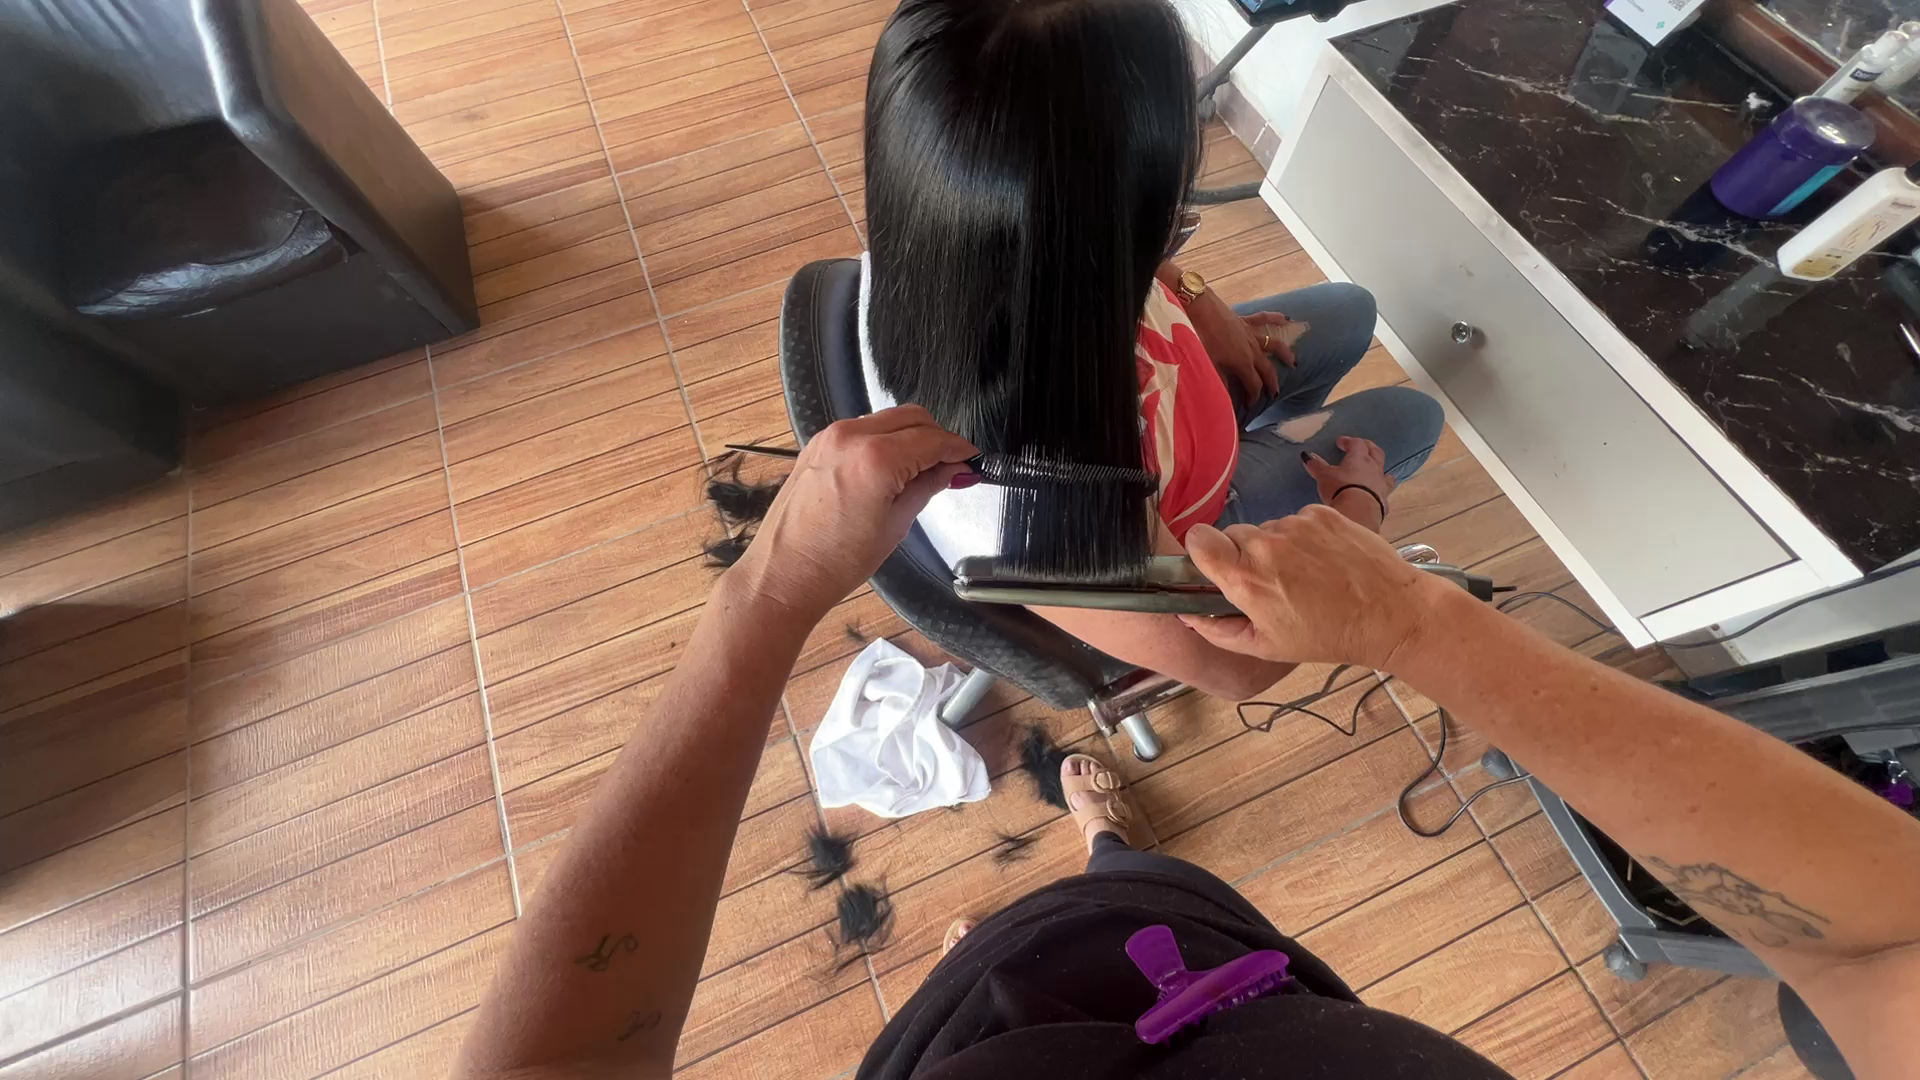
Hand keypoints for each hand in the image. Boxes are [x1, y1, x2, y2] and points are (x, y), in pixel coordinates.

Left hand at [729, 406, 976, 619]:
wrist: (785, 575)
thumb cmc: (832, 562)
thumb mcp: (897, 524)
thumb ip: (928, 486)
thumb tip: (952, 470)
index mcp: (875, 459)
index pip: (932, 439)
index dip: (958, 448)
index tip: (970, 459)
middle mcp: (850, 438)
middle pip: (913, 417)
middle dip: (938, 437)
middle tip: (952, 465)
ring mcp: (830, 438)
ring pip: (888, 419)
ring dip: (912, 436)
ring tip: (923, 471)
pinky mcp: (818, 445)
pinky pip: (864, 429)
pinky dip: (886, 440)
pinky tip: (895, 467)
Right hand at [1177, 506, 1453, 669]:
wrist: (1393, 614)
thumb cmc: (1326, 636)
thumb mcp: (1265, 647)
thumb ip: (1217, 630)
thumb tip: (1185, 613)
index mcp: (1245, 577)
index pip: (1198, 538)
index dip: (1202, 549)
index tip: (1216, 564)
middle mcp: (1265, 543)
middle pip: (1233, 534)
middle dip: (1242, 554)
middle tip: (1270, 580)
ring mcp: (1295, 524)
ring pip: (1266, 528)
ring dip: (1275, 546)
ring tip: (1305, 573)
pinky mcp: (1321, 513)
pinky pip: (1296, 520)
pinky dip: (1303, 537)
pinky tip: (1323, 560)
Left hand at [1183, 288, 1280, 401]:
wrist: (1199, 309)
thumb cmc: (1201, 338)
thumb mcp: (1208, 365)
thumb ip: (1220, 381)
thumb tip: (1227, 397)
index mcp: (1242, 363)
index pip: (1254, 384)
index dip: (1254, 397)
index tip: (1250, 406)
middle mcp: (1252, 349)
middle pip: (1266, 369)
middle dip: (1272, 382)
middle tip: (1275, 394)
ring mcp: (1251, 333)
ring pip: (1273, 345)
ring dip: (1284, 355)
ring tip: (1294, 363)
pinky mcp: (1245, 320)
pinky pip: (1265, 319)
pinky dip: (1277, 319)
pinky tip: (1287, 319)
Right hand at [1303, 436, 1395, 529]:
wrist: (1358, 511)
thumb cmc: (1339, 488)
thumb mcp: (1324, 475)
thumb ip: (1317, 465)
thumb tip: (1307, 456)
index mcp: (1359, 458)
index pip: (1357, 444)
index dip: (1349, 441)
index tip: (1341, 442)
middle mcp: (1374, 468)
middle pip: (1376, 453)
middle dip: (1369, 447)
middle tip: (1362, 446)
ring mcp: (1382, 485)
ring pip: (1386, 473)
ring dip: (1380, 469)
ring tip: (1375, 471)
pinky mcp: (1384, 501)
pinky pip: (1384, 492)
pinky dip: (1379, 490)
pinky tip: (1375, 495)